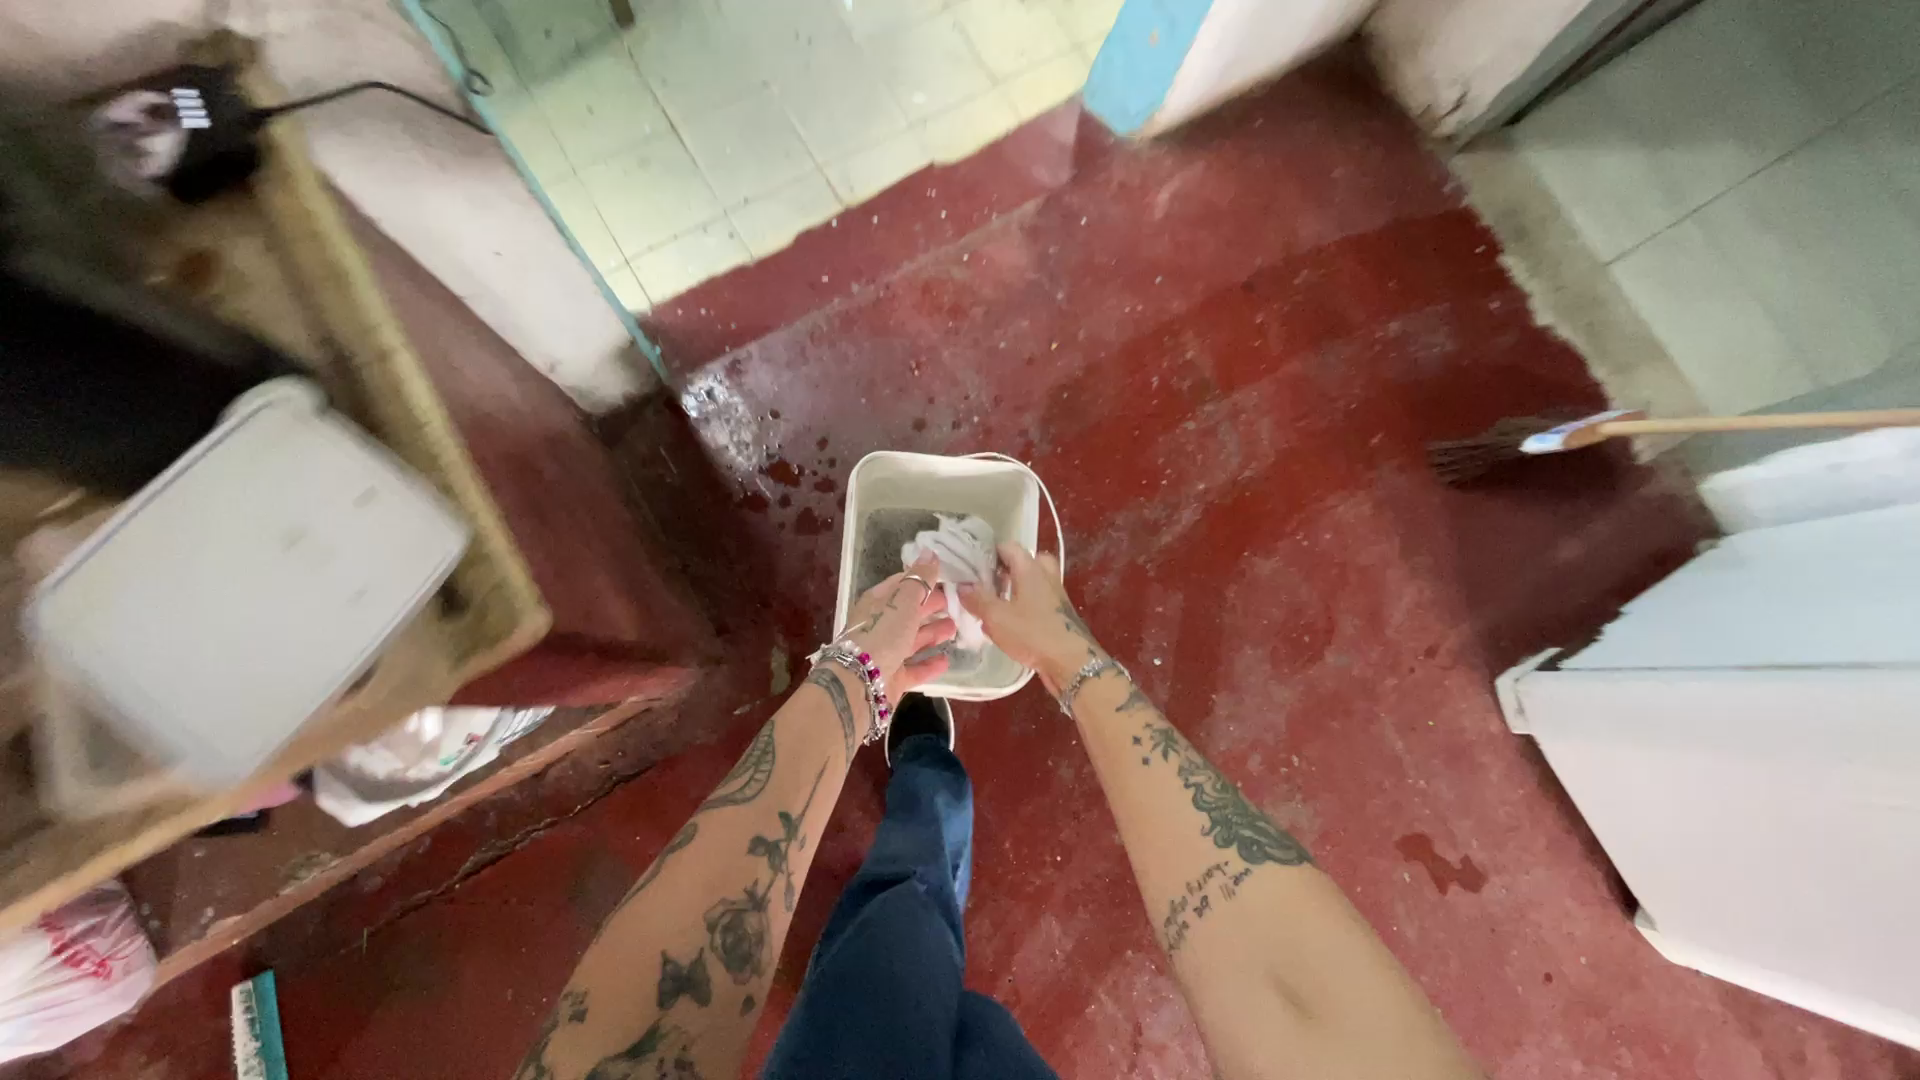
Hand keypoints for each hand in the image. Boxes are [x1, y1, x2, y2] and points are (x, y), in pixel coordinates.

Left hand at [839, 554, 956, 694]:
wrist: (857, 684)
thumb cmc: (882, 635)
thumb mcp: (902, 601)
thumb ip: (919, 579)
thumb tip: (930, 552)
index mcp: (877, 603)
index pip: (901, 585)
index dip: (922, 581)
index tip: (946, 579)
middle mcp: (879, 626)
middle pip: (907, 613)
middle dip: (929, 607)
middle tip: (955, 604)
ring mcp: (885, 654)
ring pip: (912, 640)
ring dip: (932, 634)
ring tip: (954, 629)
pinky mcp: (891, 679)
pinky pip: (914, 669)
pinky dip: (929, 664)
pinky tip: (946, 660)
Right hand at [956, 543, 1101, 694]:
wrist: (1072, 662)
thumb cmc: (1033, 633)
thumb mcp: (996, 617)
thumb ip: (978, 599)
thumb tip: (963, 586)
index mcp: (1030, 568)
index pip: (1008, 547)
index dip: (989, 553)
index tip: (972, 568)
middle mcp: (1046, 575)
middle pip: (1024, 562)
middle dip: (1005, 570)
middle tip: (988, 584)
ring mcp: (1056, 594)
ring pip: (1032, 582)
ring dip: (1015, 589)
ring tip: (995, 605)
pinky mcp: (1060, 613)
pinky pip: (1039, 600)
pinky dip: (1025, 605)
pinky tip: (1010, 623)